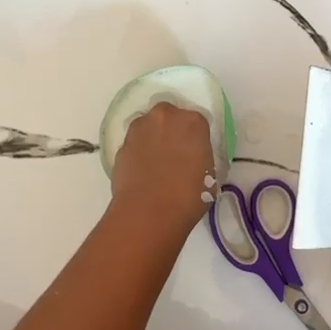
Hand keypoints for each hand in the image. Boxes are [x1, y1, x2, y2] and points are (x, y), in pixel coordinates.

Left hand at [109, 102, 214, 228]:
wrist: (148, 212)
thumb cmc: (188, 196)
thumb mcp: (209, 175)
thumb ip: (200, 155)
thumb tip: (191, 158)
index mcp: (192, 122)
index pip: (197, 122)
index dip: (195, 137)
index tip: (194, 152)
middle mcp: (164, 116)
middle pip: (169, 116)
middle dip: (171, 130)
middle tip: (174, 154)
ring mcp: (139, 129)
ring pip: (147, 127)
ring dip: (151, 138)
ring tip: (155, 165)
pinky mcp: (121, 145)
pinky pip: (134, 145)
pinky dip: (137, 154)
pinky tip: (142, 174)